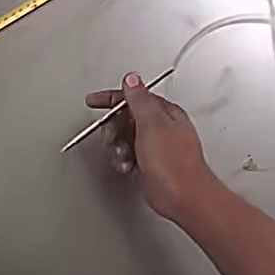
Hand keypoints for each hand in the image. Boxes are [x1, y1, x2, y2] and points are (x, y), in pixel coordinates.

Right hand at [84, 72, 222, 223]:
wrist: (180, 195)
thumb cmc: (174, 163)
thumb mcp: (152, 124)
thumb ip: (139, 99)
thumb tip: (131, 79)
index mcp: (165, 113)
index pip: (134, 97)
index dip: (112, 98)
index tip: (94, 100)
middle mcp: (161, 127)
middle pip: (125, 118)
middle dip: (114, 129)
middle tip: (115, 137)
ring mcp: (154, 146)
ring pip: (123, 138)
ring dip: (118, 147)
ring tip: (125, 154)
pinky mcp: (148, 163)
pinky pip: (126, 155)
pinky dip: (123, 160)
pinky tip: (128, 165)